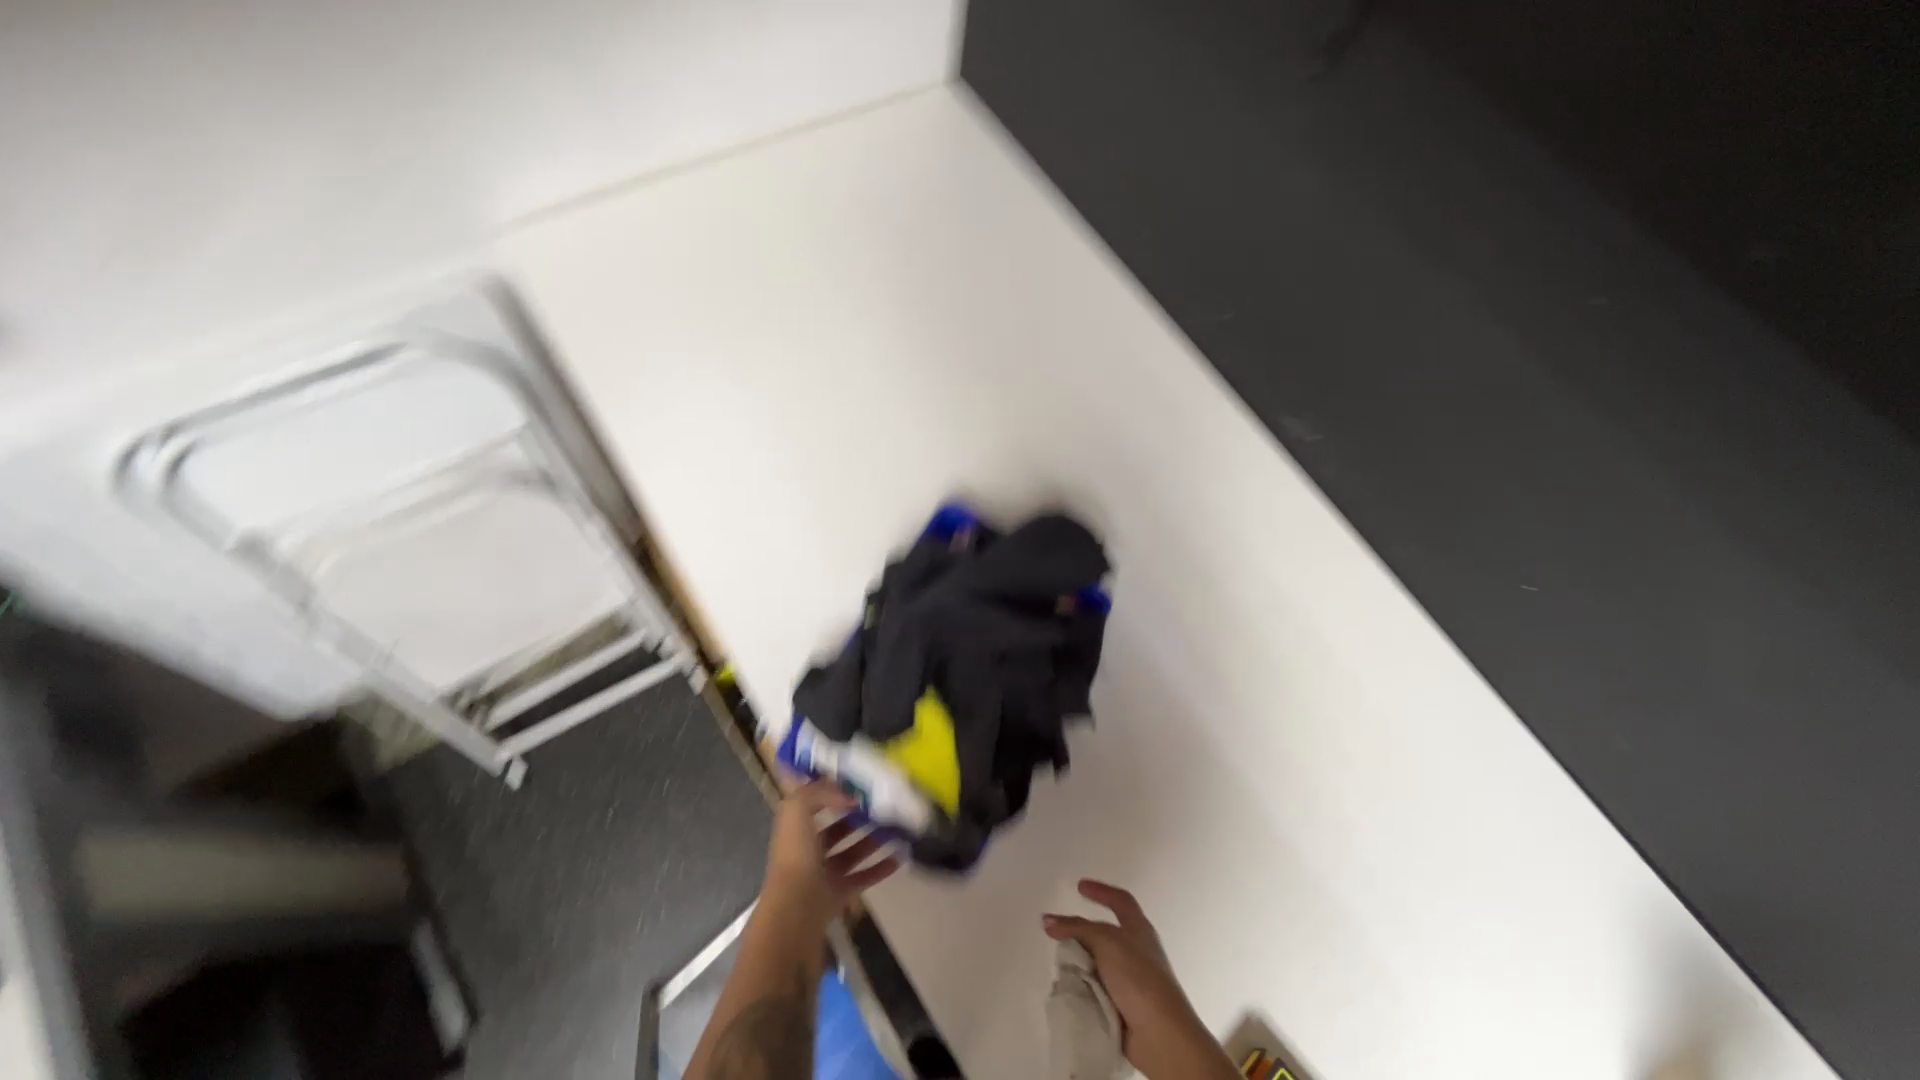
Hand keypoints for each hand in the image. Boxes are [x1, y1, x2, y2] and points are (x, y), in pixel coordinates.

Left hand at [762, 780, 901, 925]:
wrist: (796, 904)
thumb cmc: (796, 852)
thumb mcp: (797, 809)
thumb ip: (820, 792)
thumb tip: (849, 796)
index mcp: (796, 830)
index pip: (814, 806)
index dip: (832, 795)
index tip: (858, 786)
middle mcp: (810, 850)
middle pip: (837, 831)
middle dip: (857, 819)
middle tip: (882, 807)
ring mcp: (826, 873)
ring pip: (853, 853)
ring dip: (873, 841)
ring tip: (895, 828)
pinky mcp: (841, 892)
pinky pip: (865, 877)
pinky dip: (881, 868)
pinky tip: (899, 856)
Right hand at [1044, 880, 1240, 1079]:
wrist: (1159, 1033)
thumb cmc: (1138, 977)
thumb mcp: (1107, 942)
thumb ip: (1077, 928)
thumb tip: (1048, 920)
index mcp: (1139, 930)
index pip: (1120, 901)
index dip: (1101, 891)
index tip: (1080, 886)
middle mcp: (1136, 950)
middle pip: (1103, 934)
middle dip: (1080, 934)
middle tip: (1058, 936)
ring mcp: (1129, 979)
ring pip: (1096, 962)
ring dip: (1078, 963)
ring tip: (1060, 968)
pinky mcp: (1121, 1003)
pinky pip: (1094, 987)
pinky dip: (1080, 986)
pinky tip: (1067, 990)